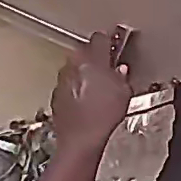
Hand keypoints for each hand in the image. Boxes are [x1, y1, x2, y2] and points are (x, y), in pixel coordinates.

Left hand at [48, 29, 130, 157]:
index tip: (115, 44)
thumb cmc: (104, 117)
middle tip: (109, 68)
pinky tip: (86, 101)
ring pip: (75, 68)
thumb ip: (121, 75)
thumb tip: (120, 71)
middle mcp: (74, 65)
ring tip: (98, 88)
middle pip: (85, 52)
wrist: (81, 142)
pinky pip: (68, 84)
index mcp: (93, 60)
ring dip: (84, 73)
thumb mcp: (124, 92)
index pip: (100, 38)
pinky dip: (76, 88)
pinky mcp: (56, 96)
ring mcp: (62, 80)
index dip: (110, 41)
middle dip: (96, 58)